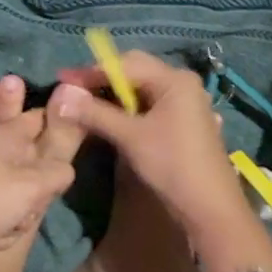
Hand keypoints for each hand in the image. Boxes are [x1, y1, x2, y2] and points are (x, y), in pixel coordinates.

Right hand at [52, 51, 255, 237]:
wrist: (209, 207)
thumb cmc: (172, 165)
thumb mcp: (130, 137)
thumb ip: (96, 113)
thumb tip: (62, 96)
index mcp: (174, 80)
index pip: (125, 64)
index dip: (91, 71)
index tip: (62, 79)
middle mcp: (182, 84)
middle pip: (135, 71)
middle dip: (102, 79)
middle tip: (72, 90)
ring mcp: (185, 102)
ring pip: (141, 89)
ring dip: (113, 95)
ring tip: (85, 103)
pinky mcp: (183, 121)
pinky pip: (149, 104)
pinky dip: (127, 108)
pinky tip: (109, 117)